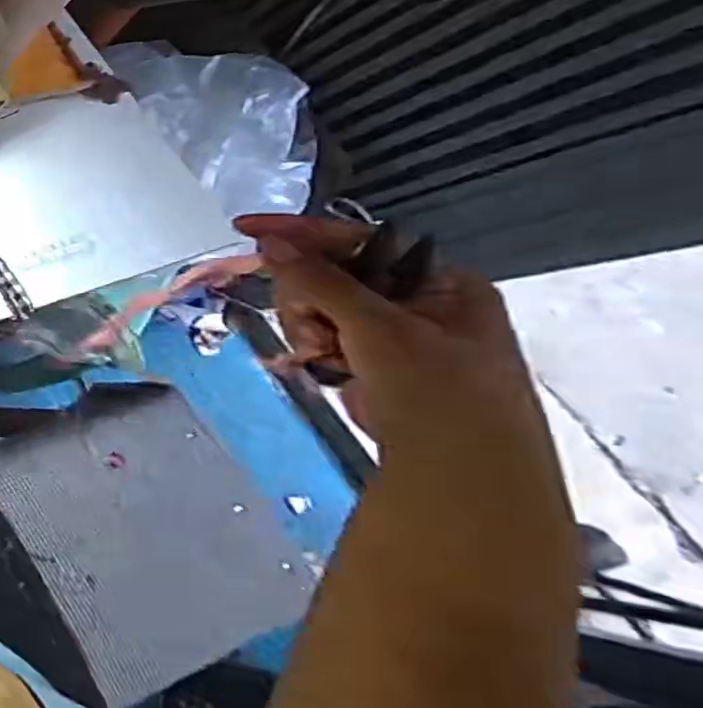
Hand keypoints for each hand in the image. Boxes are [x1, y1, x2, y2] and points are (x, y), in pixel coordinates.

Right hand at [234, 214, 534, 447]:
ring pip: (315, 306)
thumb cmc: (438, 394)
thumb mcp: (378, 329)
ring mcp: (391, 332)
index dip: (301, 233)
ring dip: (307, 329)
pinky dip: (311, 348)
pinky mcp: (368, 360)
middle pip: (327, 273)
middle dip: (306, 300)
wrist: (458, 477)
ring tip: (324, 358)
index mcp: (439, 281)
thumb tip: (270, 243)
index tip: (247, 230)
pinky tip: (320, 366)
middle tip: (314, 331)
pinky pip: (319, 334)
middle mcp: (415, 300)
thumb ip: (320, 280)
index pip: (358, 239)